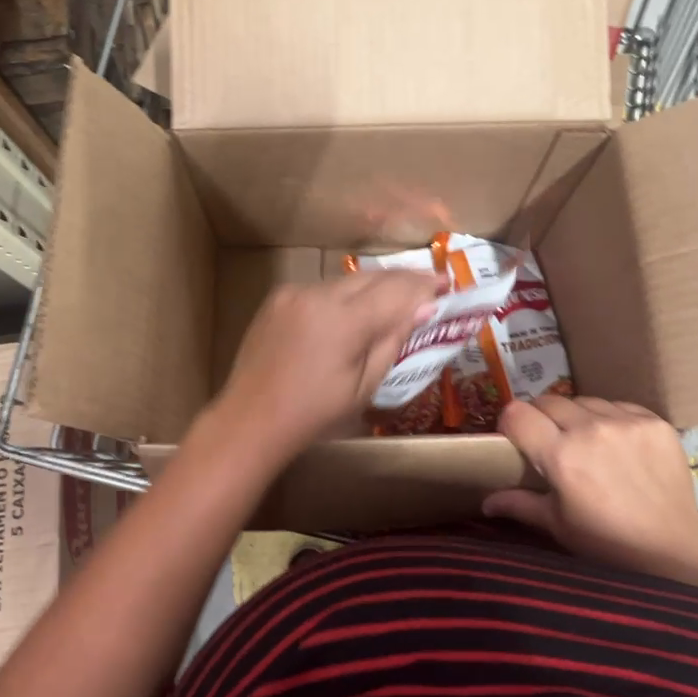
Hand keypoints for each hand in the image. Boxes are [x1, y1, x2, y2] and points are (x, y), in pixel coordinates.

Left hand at [211, 272, 438, 453]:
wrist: (250, 419)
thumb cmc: (314, 414)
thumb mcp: (364, 385)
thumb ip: (394, 340)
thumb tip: (426, 307)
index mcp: (342, 321)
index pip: (394, 290)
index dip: (423, 285)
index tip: (447, 283)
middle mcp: (318, 294)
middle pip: (371, 277)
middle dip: (402, 280)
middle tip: (430, 286)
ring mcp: (295, 292)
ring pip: (346, 281)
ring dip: (372, 287)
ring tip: (395, 299)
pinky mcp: (279, 296)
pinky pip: (321, 289)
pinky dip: (342, 297)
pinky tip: (351, 313)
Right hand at [482, 396, 697, 585]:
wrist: (675, 553)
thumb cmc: (609, 544)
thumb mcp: (560, 527)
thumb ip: (520, 504)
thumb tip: (486, 501)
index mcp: (562, 456)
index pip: (517, 413)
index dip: (511, 424)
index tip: (516, 439)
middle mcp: (590, 429)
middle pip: (548, 401)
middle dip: (542, 418)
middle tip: (552, 443)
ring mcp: (626, 422)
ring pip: (584, 400)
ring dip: (578, 417)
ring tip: (588, 444)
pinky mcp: (654, 421)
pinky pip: (618, 405)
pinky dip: (611, 419)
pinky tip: (617, 444)